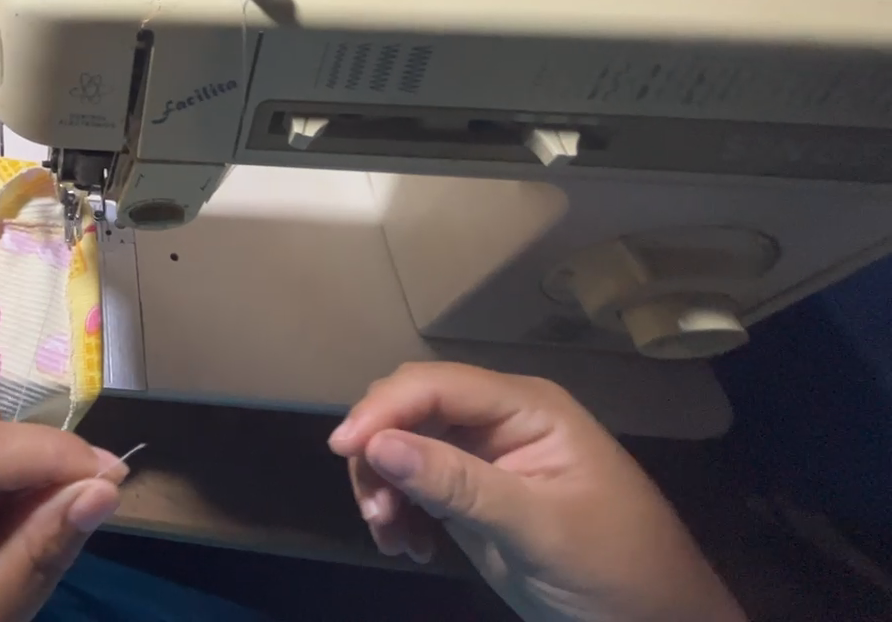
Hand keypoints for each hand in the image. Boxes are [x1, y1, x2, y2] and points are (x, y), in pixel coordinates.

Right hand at [330, 362, 742, 621]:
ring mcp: (480, 452)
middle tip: (374, 508)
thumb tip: (375, 444)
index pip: (432, 385)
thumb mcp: (542, 533)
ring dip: (382, 484)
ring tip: (389, 534)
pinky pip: (409, 478)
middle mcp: (496, 418)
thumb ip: (458, 484)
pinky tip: (405, 543)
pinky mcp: (468, 487)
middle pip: (407, 408)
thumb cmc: (622, 580)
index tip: (343, 448)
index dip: (382, 408)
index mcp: (525, 408)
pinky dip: (395, 506)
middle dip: (379, 452)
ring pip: (398, 443)